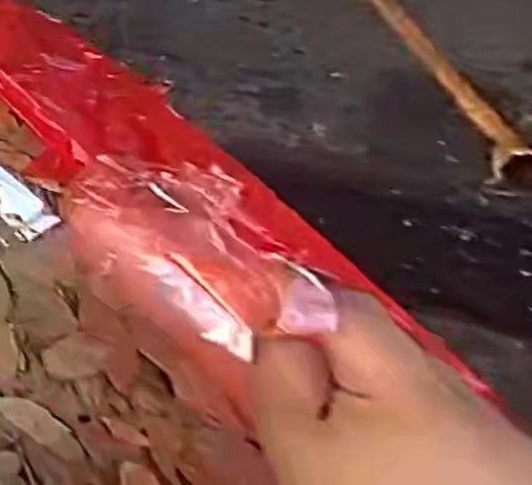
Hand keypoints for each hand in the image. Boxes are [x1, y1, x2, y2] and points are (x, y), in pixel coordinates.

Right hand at [251, 291, 531, 484]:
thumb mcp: (289, 434)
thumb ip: (279, 365)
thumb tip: (281, 327)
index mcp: (415, 391)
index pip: (347, 305)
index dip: (297, 294)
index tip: (257, 304)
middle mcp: (477, 409)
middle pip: (388, 341)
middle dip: (334, 342)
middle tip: (291, 365)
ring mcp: (510, 445)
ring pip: (418, 377)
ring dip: (372, 379)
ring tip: (340, 414)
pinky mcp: (517, 469)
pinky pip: (448, 417)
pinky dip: (408, 416)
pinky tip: (388, 449)